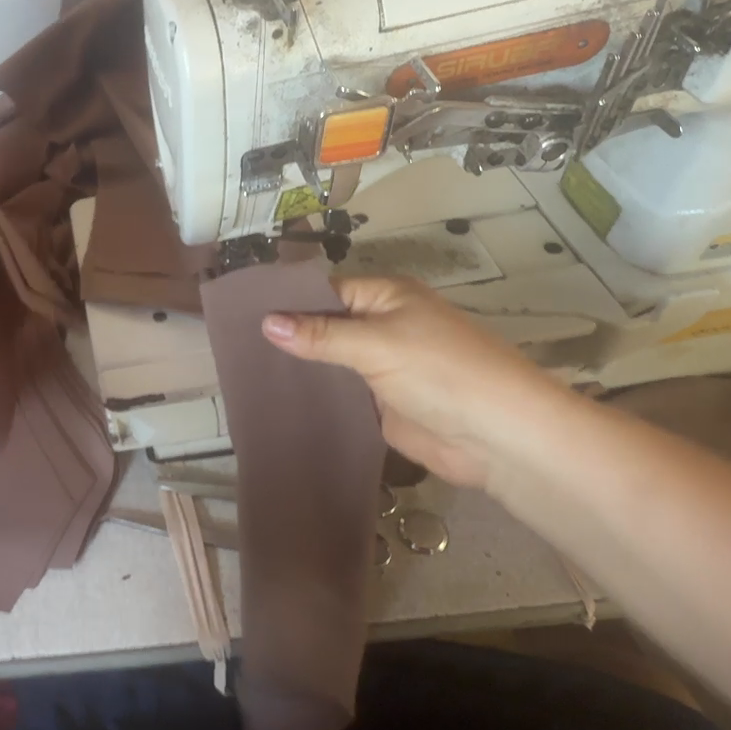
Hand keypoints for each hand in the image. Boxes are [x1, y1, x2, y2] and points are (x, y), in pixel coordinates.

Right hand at [260, 276, 577, 488]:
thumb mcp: (376, 344)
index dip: (287, 301)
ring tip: (242, 370)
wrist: (499, 438)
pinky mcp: (379, 404)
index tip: (239, 313)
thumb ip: (319, 335)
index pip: (324, 291)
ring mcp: (380, 367)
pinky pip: (338, 393)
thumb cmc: (443, 372)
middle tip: (231, 344)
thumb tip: (265, 322)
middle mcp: (382, 326)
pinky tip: (275, 398)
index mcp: (386, 298)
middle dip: (287, 335)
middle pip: (324, 325)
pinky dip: (313, 395)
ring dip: (298, 367)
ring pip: (328, 361)